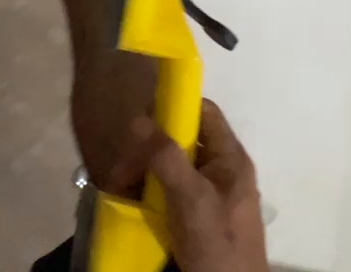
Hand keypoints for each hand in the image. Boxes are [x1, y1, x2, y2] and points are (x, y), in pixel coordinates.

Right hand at [104, 100, 267, 271]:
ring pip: (172, 165)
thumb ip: (166, 157)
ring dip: (144, 171)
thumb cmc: (218, 245)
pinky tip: (131, 202)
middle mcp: (222, 170)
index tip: (143, 119)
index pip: (203, 111)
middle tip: (124, 166)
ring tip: (121, 187)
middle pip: (182, 138)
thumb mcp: (191, 198)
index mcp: (230, 158)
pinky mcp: (198, 216)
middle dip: (149, 147)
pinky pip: (170, 190)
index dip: (174, 106)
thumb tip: (138, 119)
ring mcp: (211, 194)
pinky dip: (149, 192)